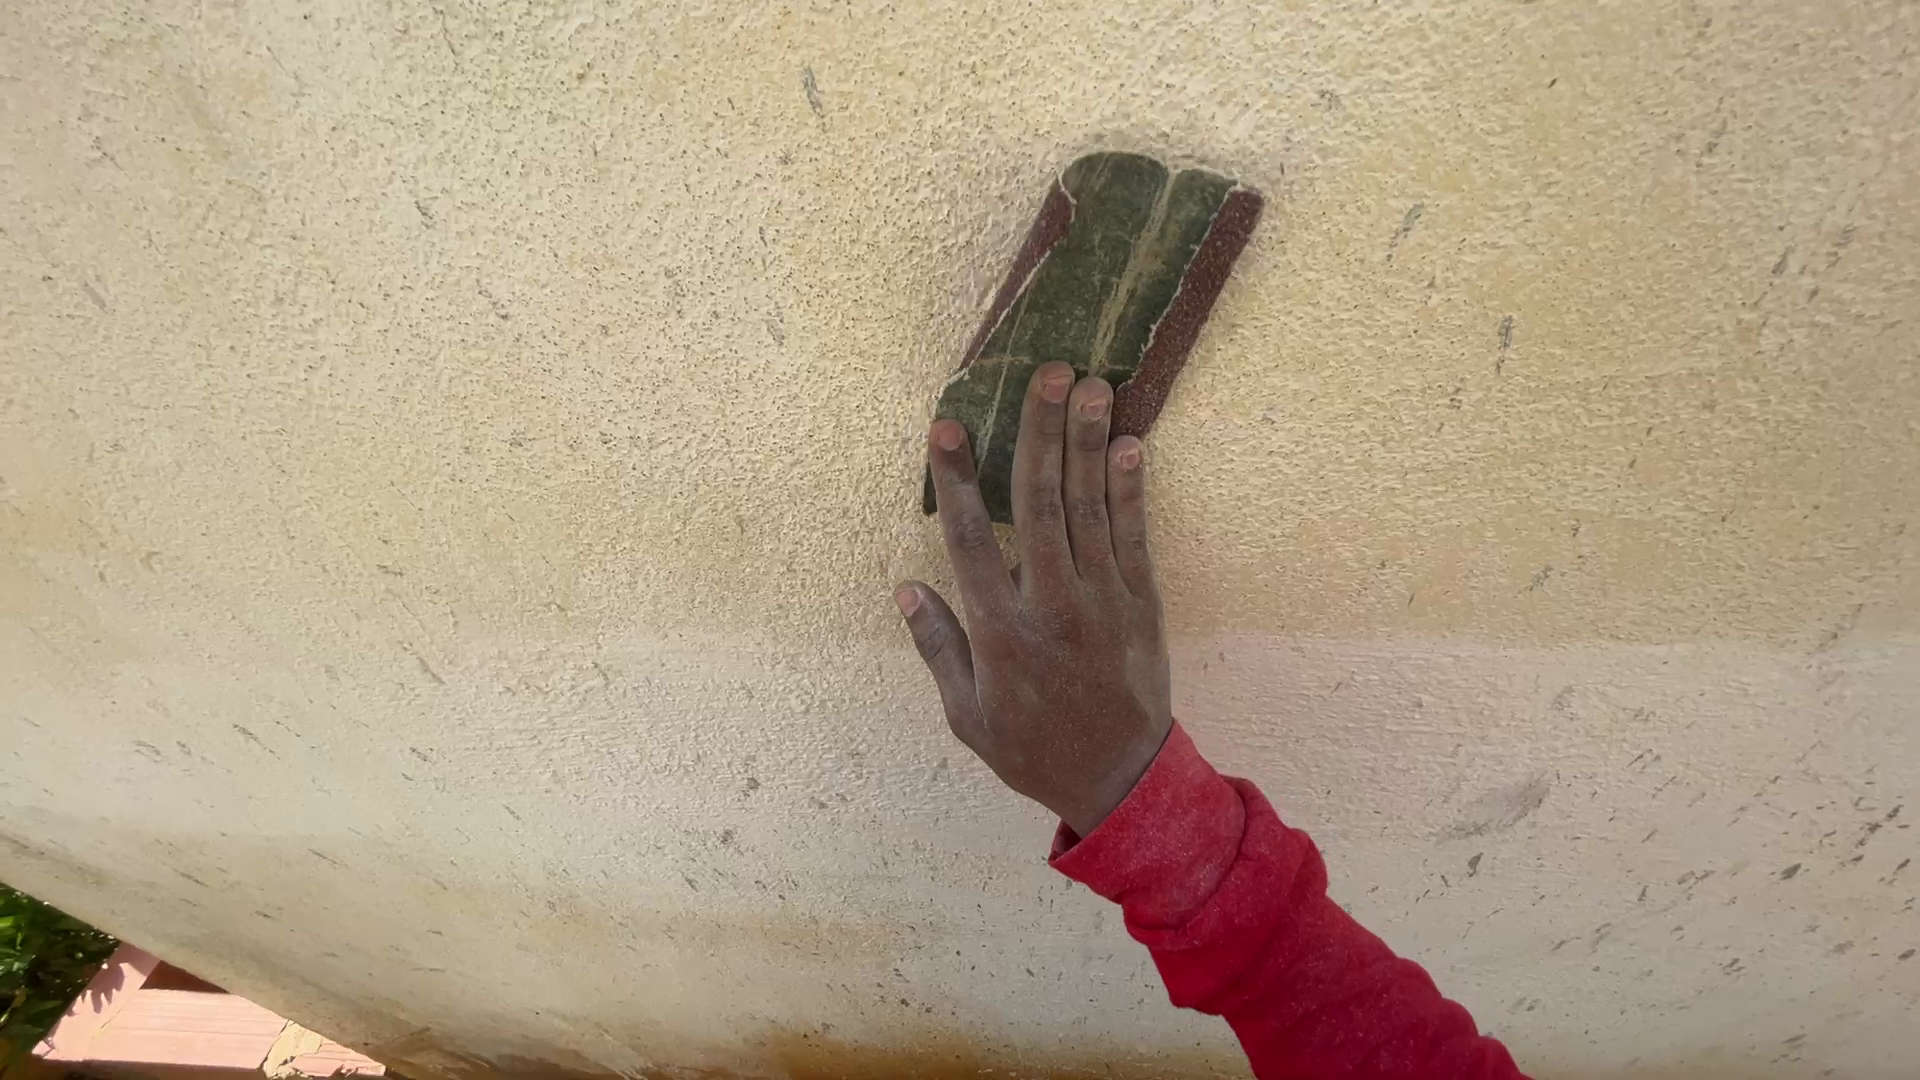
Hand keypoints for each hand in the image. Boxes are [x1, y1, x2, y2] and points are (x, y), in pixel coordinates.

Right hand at [895, 361, 1172, 837]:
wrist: (1121, 782)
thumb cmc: (1033, 749)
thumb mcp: (967, 716)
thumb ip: (938, 647)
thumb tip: (907, 587)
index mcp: (1002, 634)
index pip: (970, 543)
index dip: (957, 481)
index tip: (948, 428)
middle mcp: (1052, 608)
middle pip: (1040, 506)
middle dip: (1040, 435)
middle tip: (1045, 373)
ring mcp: (1104, 604)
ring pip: (1090, 512)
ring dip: (1089, 446)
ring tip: (1090, 387)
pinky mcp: (1142, 607)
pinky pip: (1135, 540)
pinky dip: (1131, 492)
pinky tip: (1132, 446)